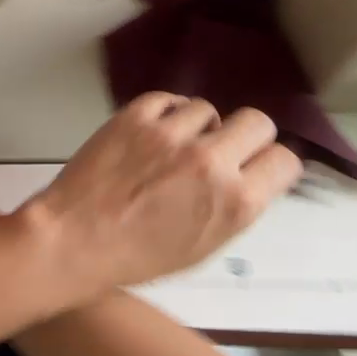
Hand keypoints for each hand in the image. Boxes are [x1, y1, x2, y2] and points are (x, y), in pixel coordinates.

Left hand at [22, 93, 299, 290]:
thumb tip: (245, 178)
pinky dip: (164, 112)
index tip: (252, 166)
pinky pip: (166, 99)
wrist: (73, 239)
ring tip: (174, 144)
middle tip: (218, 148)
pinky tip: (153, 129)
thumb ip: (233, 207)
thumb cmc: (135, 256)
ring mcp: (170, 135)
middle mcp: (211, 161)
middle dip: (242, 135)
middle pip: (256, 122)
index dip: (268, 163)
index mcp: (237, 202)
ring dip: (196, 125)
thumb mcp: (203, 244)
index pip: (284, 160)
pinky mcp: (133, 117)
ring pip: (207, 108)